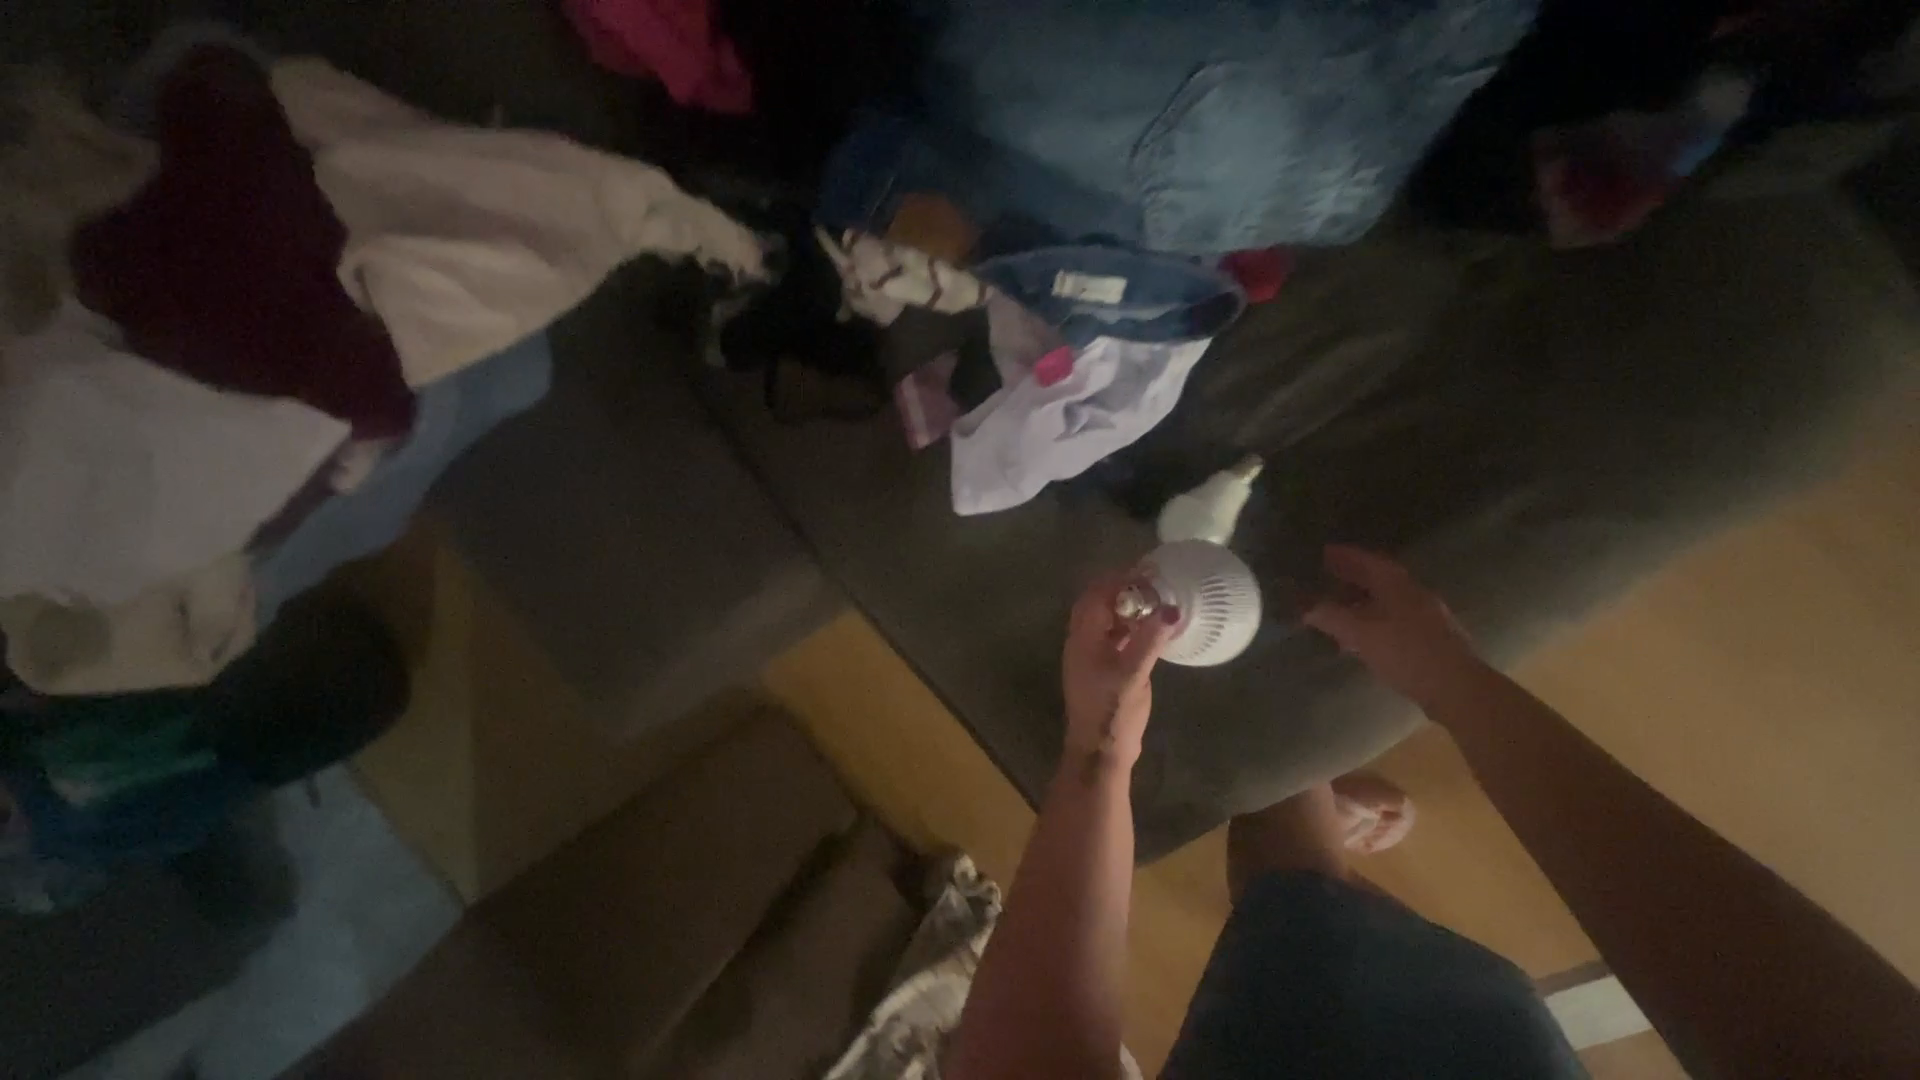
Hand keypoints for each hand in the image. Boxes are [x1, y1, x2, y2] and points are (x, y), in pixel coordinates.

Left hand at [1062, 572, 1177, 770]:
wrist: (1100, 751)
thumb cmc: (1113, 712)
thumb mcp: (1134, 674)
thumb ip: (1151, 640)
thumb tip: (1171, 608)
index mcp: (1083, 638)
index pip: (1096, 595)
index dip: (1119, 579)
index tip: (1147, 569)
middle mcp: (1082, 642)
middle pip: (1097, 603)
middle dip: (1121, 587)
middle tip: (1153, 580)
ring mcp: (1091, 656)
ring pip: (1105, 619)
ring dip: (1125, 606)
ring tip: (1155, 597)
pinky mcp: (1102, 669)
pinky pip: (1113, 636)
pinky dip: (1129, 626)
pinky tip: (1151, 627)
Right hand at [1301, 545, 1485, 707]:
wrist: (1457, 688)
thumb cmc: (1406, 653)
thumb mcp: (1361, 633)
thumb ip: (1330, 617)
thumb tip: (1304, 607)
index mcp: (1398, 586)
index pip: (1369, 561)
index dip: (1346, 556)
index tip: (1325, 552)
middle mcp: (1414, 595)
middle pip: (1380, 579)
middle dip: (1353, 576)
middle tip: (1329, 575)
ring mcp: (1426, 617)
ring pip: (1388, 600)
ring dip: (1363, 600)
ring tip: (1339, 608)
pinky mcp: (1431, 639)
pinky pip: (1395, 619)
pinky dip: (1374, 619)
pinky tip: (1363, 636)